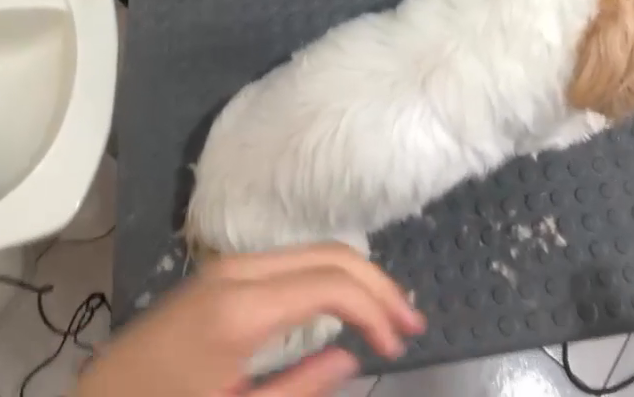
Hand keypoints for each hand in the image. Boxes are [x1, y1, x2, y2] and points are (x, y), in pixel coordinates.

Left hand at [77, 243, 425, 396]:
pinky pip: (291, 261)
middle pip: (330, 254)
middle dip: (377, 285)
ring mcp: (229, 266)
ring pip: (313, 251)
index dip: (376, 309)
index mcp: (244, 306)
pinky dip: (327, 277)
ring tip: (387, 315)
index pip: (333, 283)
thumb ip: (299, 389)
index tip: (400, 345)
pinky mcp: (223, 274)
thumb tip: (352, 358)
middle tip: (410, 324)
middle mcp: (240, 270)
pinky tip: (343, 305)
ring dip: (355, 277)